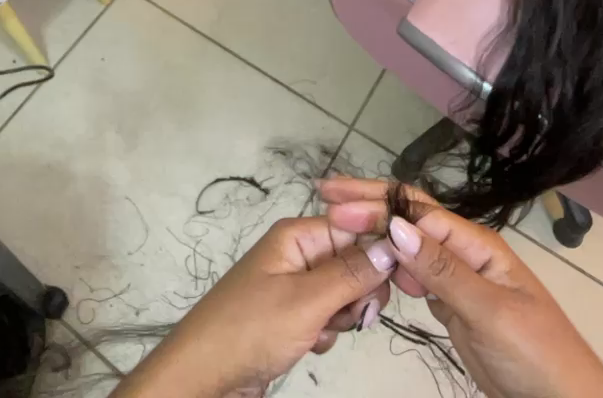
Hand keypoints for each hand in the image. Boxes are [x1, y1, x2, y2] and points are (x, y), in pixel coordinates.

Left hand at [113, 215, 397, 396]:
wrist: (206, 374)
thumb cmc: (253, 328)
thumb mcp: (307, 300)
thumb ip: (353, 273)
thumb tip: (395, 241)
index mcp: (297, 235)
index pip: (354, 227)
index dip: (379, 250)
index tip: (396, 278)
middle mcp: (298, 253)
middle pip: (354, 262)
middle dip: (359, 292)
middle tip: (352, 315)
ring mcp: (294, 284)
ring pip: (345, 293)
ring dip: (342, 317)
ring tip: (320, 331)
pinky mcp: (292, 314)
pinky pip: (329, 316)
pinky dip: (327, 332)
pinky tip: (309, 344)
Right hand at [320, 178, 602, 397]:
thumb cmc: (536, 355)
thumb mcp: (490, 311)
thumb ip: (442, 269)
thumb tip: (395, 224)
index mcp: (476, 243)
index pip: (416, 211)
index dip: (374, 205)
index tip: (334, 207)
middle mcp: (463, 252)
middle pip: (409, 218)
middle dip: (368, 204)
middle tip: (324, 196)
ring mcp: (457, 279)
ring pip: (407, 246)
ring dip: (374, 235)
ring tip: (336, 232)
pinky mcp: (451, 305)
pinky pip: (414, 276)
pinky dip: (388, 269)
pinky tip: (369, 271)